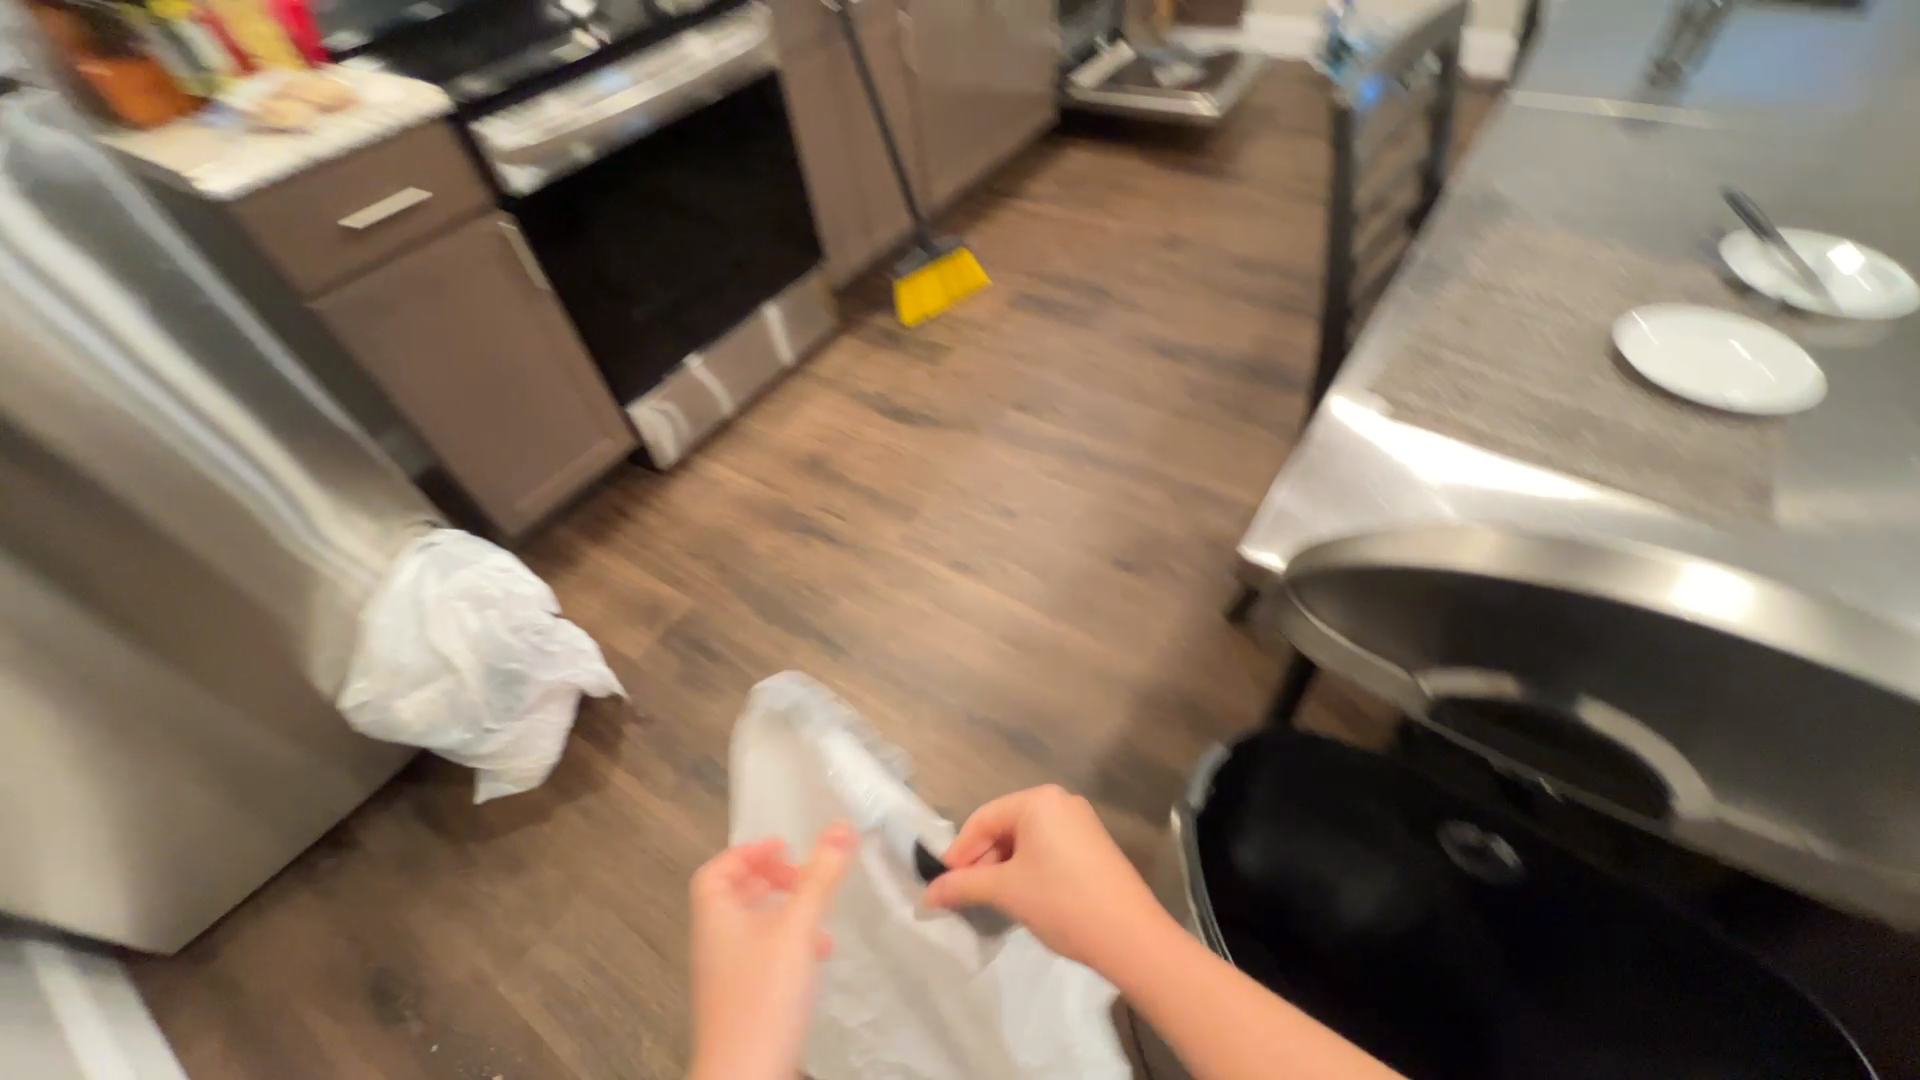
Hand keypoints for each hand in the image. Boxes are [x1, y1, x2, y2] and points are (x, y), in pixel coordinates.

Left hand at [688, 823, 855, 1079]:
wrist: (745, 1078)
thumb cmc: (763, 996)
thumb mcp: (797, 926)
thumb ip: (820, 876)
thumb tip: (841, 826)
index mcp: (716, 916)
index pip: (718, 869)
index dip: (749, 852)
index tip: (785, 849)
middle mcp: (716, 940)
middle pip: (736, 893)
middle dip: (772, 878)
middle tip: (804, 876)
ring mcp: (728, 972)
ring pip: (754, 923)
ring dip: (786, 909)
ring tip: (819, 913)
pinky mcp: (745, 997)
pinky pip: (764, 952)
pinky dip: (790, 941)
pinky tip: (818, 952)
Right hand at [922, 785, 1170, 971]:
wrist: (1131, 936)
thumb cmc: (1062, 901)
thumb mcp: (1007, 891)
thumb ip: (963, 886)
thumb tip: (927, 894)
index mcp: (1039, 799)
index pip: (983, 818)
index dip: (959, 851)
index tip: (943, 883)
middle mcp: (1061, 801)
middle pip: (1004, 826)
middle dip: (982, 860)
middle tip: (965, 894)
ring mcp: (1080, 823)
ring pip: (1026, 840)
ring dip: (1003, 867)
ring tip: (992, 899)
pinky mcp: (1093, 846)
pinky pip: (1047, 848)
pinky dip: (1028, 868)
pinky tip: (1023, 896)